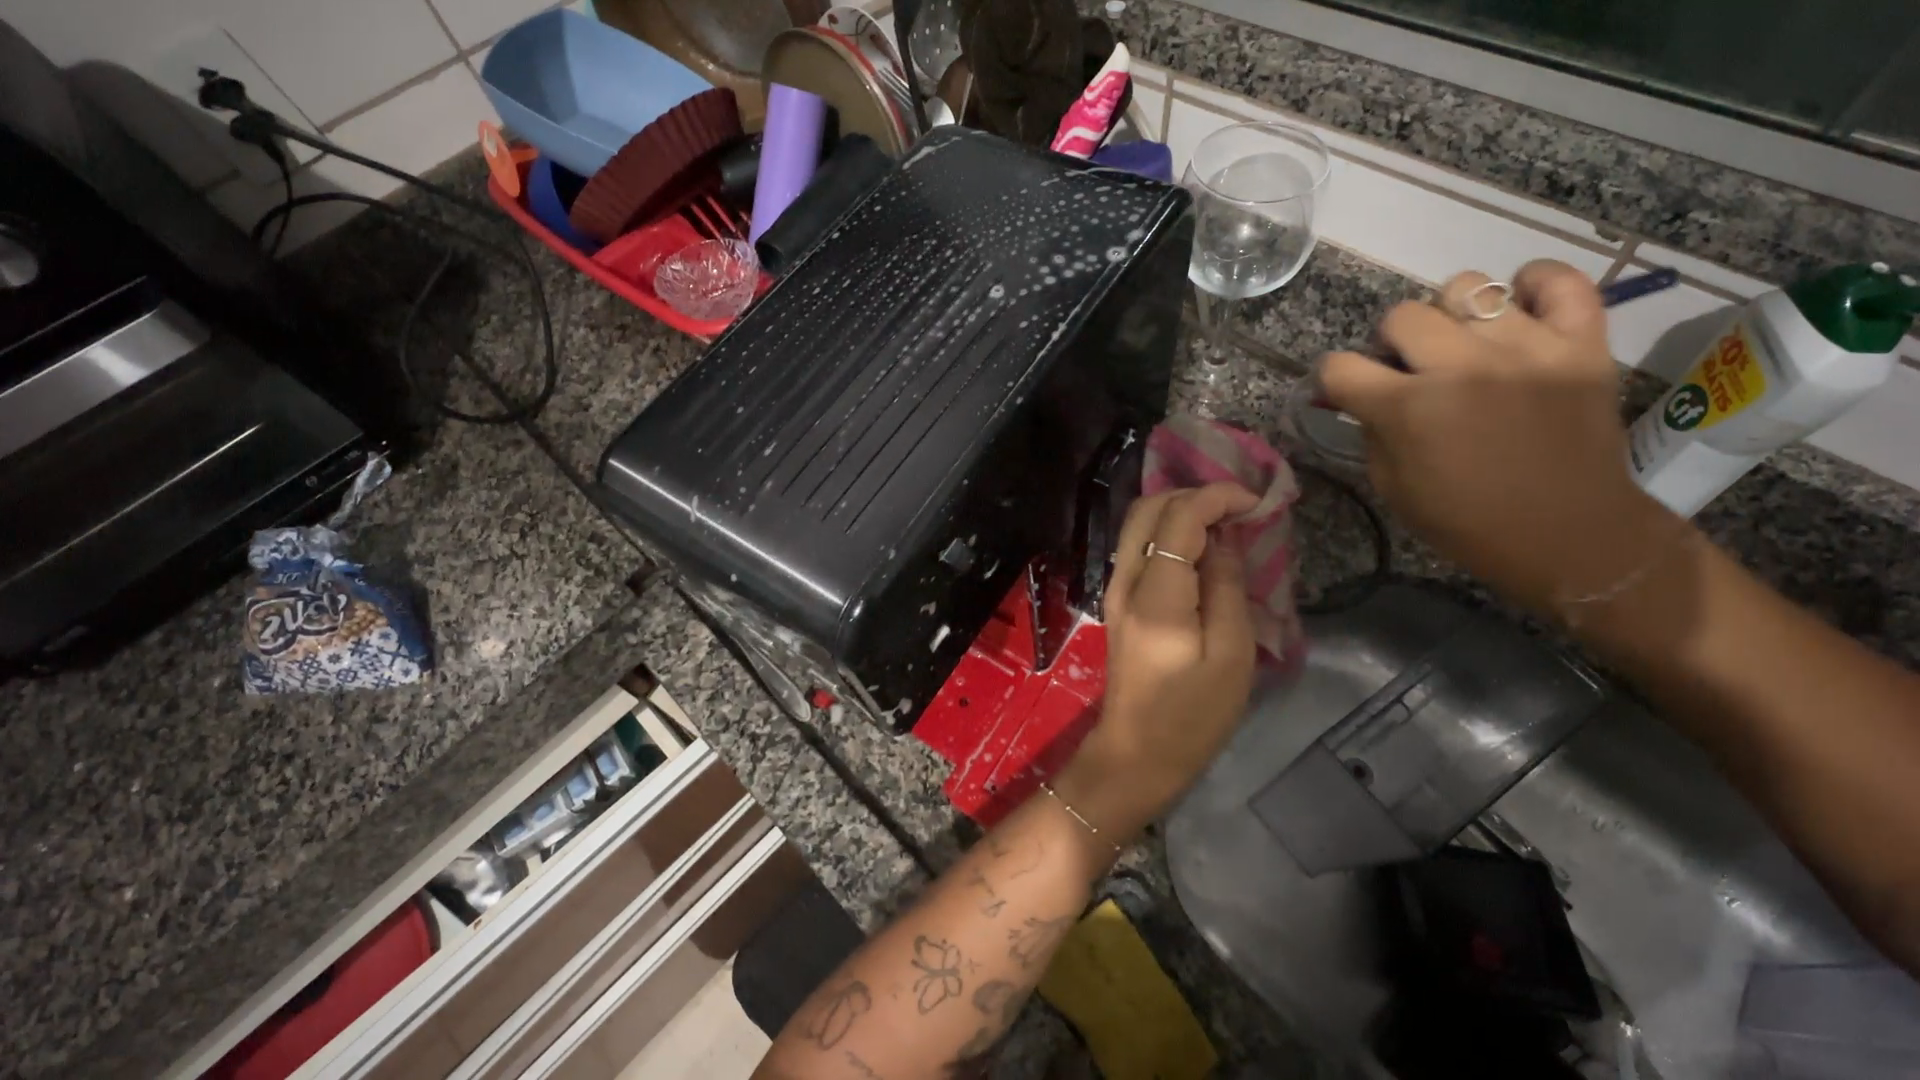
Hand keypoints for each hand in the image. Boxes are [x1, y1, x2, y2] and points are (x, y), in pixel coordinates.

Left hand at [1055, 482, 1260, 839]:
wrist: (1136, 756)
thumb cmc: (1192, 716)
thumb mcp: (1230, 656)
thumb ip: (1227, 588)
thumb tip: (1226, 539)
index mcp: (1157, 595)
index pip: (1179, 517)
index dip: (1218, 497)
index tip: (1258, 503)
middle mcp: (1126, 582)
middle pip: (1149, 508)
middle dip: (1197, 495)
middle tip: (1242, 507)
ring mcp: (1116, 591)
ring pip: (1139, 524)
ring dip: (1181, 511)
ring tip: (1228, 522)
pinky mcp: (1119, 603)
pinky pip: (1140, 548)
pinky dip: (1170, 533)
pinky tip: (1204, 548)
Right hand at [1318, 260, 1678, 618]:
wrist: (1569, 534)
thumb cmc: (1468, 522)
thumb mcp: (1394, 489)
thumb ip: (1373, 433)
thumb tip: (1365, 399)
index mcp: (1408, 408)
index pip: (1339, 366)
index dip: (1336, 379)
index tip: (1350, 390)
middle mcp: (1460, 366)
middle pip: (1401, 315)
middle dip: (1393, 343)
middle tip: (1413, 370)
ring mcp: (1526, 348)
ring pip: (1469, 288)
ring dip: (1454, 316)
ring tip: (1468, 343)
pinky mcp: (1580, 343)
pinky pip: (1561, 282)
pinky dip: (1538, 284)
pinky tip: (1522, 308)